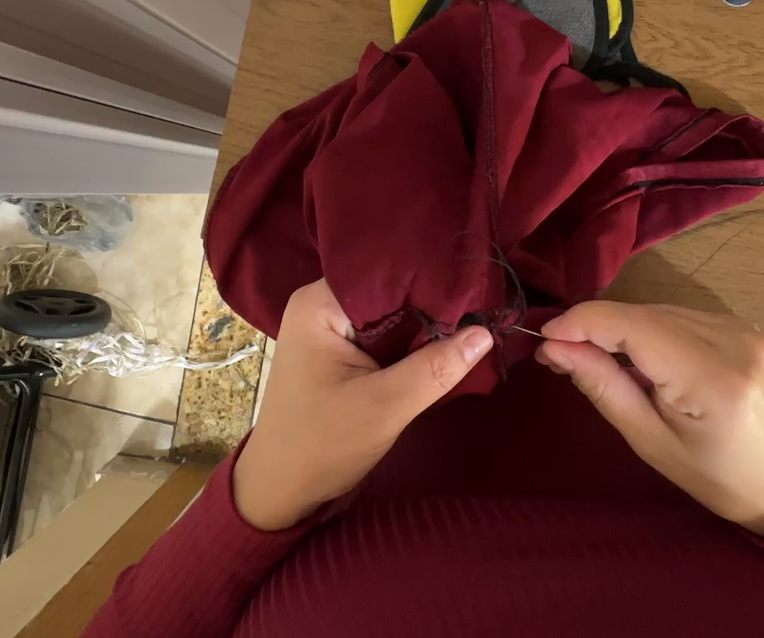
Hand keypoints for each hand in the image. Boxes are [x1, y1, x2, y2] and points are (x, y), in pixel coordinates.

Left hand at [233, 280, 492, 530]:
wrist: (279, 490)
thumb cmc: (322, 445)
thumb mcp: (385, 407)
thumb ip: (436, 367)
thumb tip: (485, 332)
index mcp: (319, 302)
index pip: (386, 273)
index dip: (431, 279)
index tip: (475, 287)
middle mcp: (320, 302)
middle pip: (389, 290)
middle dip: (431, 301)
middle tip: (482, 305)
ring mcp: (327, 324)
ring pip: (389, 312)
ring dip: (422, 323)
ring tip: (472, 319)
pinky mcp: (337, 347)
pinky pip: (381, 331)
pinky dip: (408, 339)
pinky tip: (442, 341)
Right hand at [536, 301, 763, 537]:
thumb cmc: (717, 477)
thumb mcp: (650, 441)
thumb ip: (602, 385)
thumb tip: (553, 346)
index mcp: (710, 377)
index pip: (631, 325)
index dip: (582, 321)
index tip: (543, 334)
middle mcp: (730, 338)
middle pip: (641, 313)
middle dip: (596, 327)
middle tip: (559, 353)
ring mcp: (740, 326)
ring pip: (657, 310)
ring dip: (621, 327)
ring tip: (596, 357)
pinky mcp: (742, 324)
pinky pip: (678, 315)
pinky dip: (649, 329)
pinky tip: (640, 355)